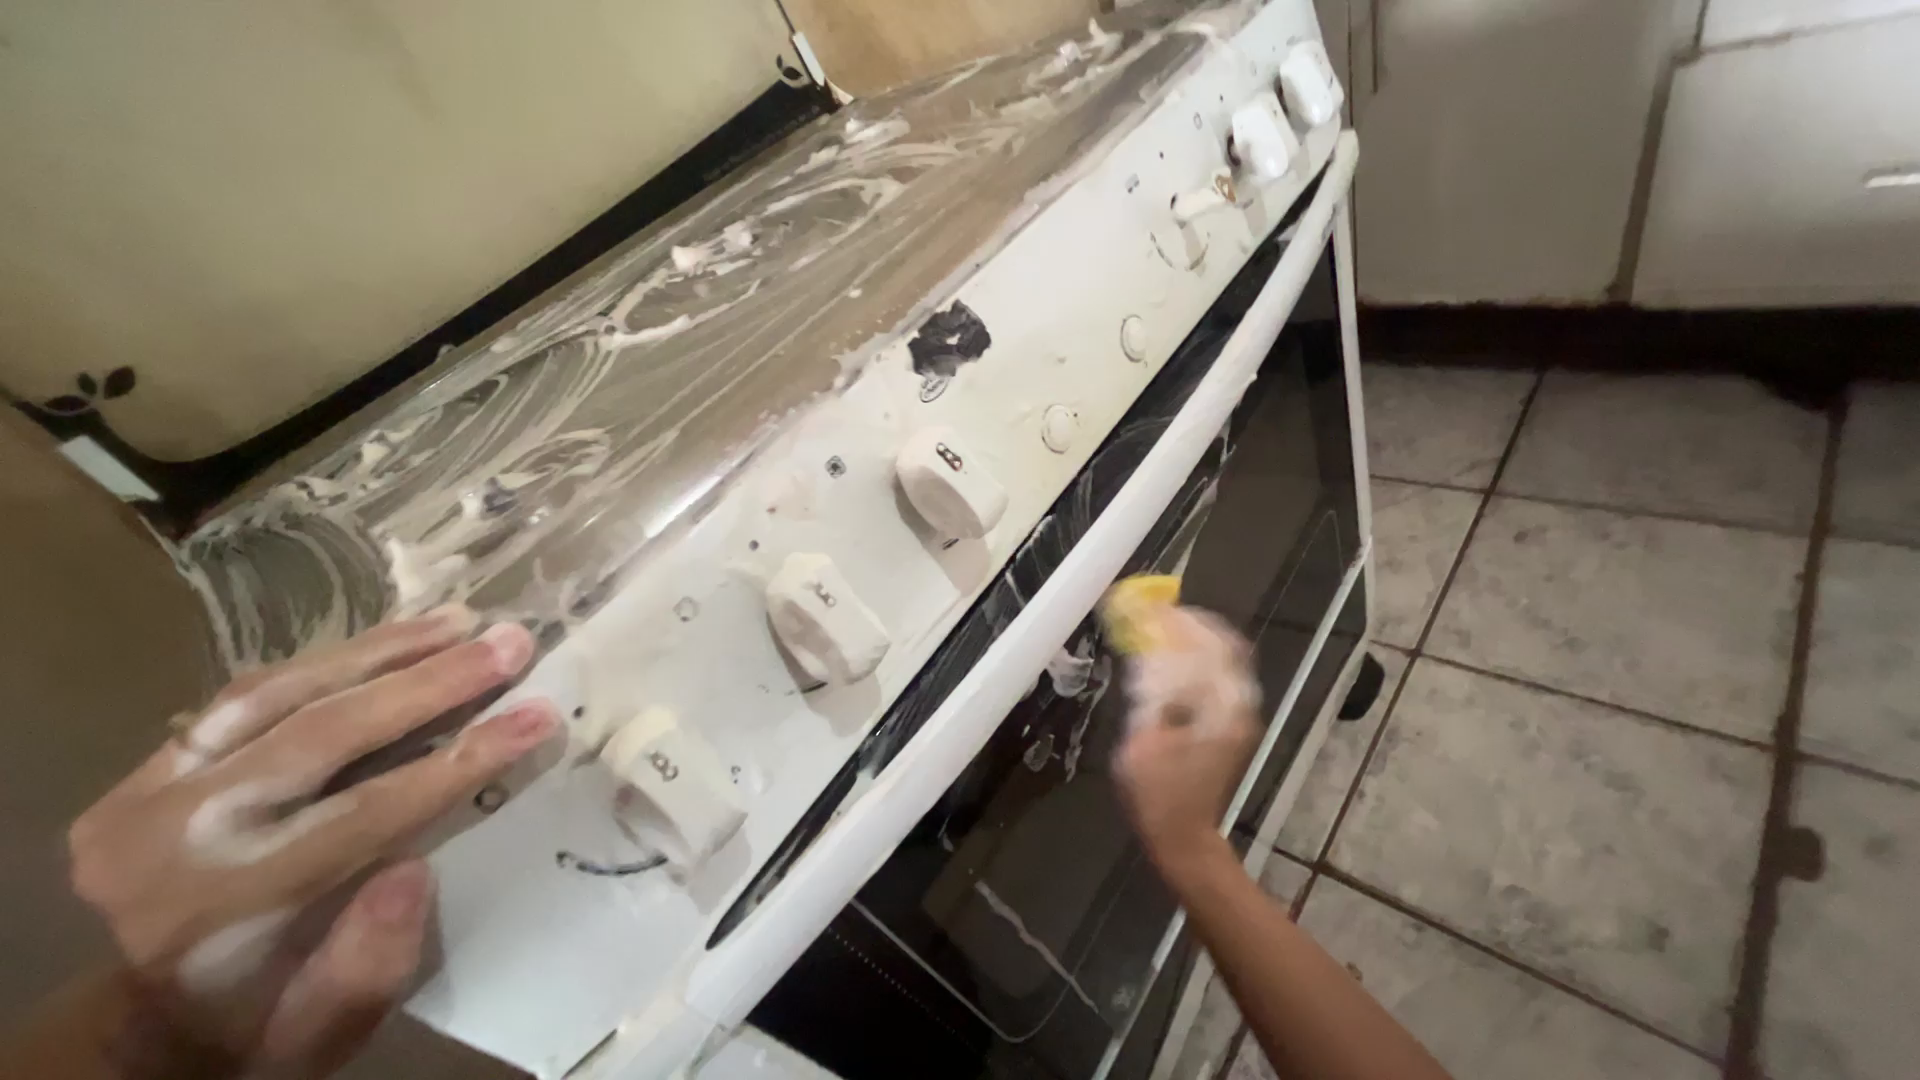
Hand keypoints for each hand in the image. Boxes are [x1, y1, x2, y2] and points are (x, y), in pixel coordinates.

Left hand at [66, 606, 557, 1076]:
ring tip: (464, 620)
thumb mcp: (324, 1028)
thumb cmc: (263, 1018)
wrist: (147, 1015)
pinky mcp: (155, 760)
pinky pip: (254, 690)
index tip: (540, 713)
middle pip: (326, 731)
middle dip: (434, 681)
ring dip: (387, 648)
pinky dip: (336, 657)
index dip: (463, 757)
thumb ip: (368, 964)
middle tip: (512, 641)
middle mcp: (174, 834)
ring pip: (284, 690)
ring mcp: (151, 786)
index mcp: (224, 905)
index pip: (368, 809)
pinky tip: (399, 637)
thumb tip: (415, 870)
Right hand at [1112, 607, 1260, 871]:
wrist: (1184, 838)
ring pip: (1228, 662)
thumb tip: (1152, 655)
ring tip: (1165, 631)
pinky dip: (1202, 661)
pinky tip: (1175, 662)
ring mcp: (1241, 718)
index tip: (1156, 608)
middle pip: (1228, 647)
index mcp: (1220, 708)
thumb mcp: (1143, 739)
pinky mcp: (1234, 728)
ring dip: (1199, 641)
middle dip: (1195, 625)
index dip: (1182, 622)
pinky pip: (1223, 679)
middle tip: (1162, 613)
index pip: (1209, 646)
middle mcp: (1240, 707)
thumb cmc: (1158, 794)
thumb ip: (1152, 693)